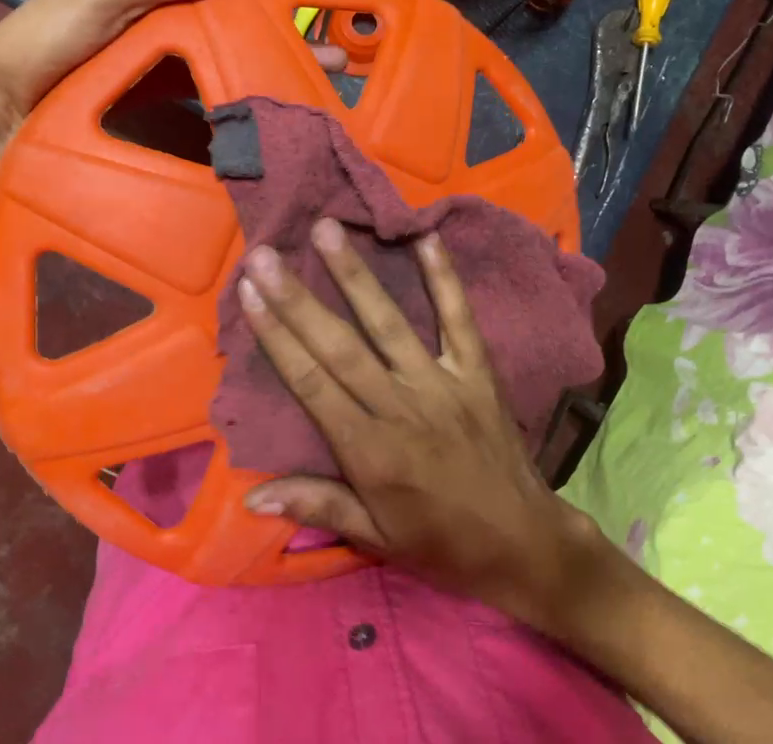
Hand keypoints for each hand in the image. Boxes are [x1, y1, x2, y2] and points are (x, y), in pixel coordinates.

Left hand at [0, 0, 346, 138]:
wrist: (12, 91)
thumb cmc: (53, 30)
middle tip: (339, 13)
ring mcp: (167, 30)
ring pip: (236, 25)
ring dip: (280, 39)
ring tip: (326, 58)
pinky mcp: (164, 68)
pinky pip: (218, 58)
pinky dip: (251, 65)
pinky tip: (274, 80)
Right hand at [236, 218, 609, 632]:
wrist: (524, 542)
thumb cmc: (440, 542)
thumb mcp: (376, 537)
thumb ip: (318, 506)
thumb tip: (253, 496)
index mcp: (370, 451)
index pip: (312, 383)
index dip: (277, 336)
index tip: (248, 293)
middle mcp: (402, 408)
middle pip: (339, 346)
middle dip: (297, 298)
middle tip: (264, 254)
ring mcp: (443, 385)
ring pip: (390, 323)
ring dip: (355, 275)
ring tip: (327, 230)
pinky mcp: (478, 373)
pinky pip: (460, 320)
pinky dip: (445, 279)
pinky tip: (426, 238)